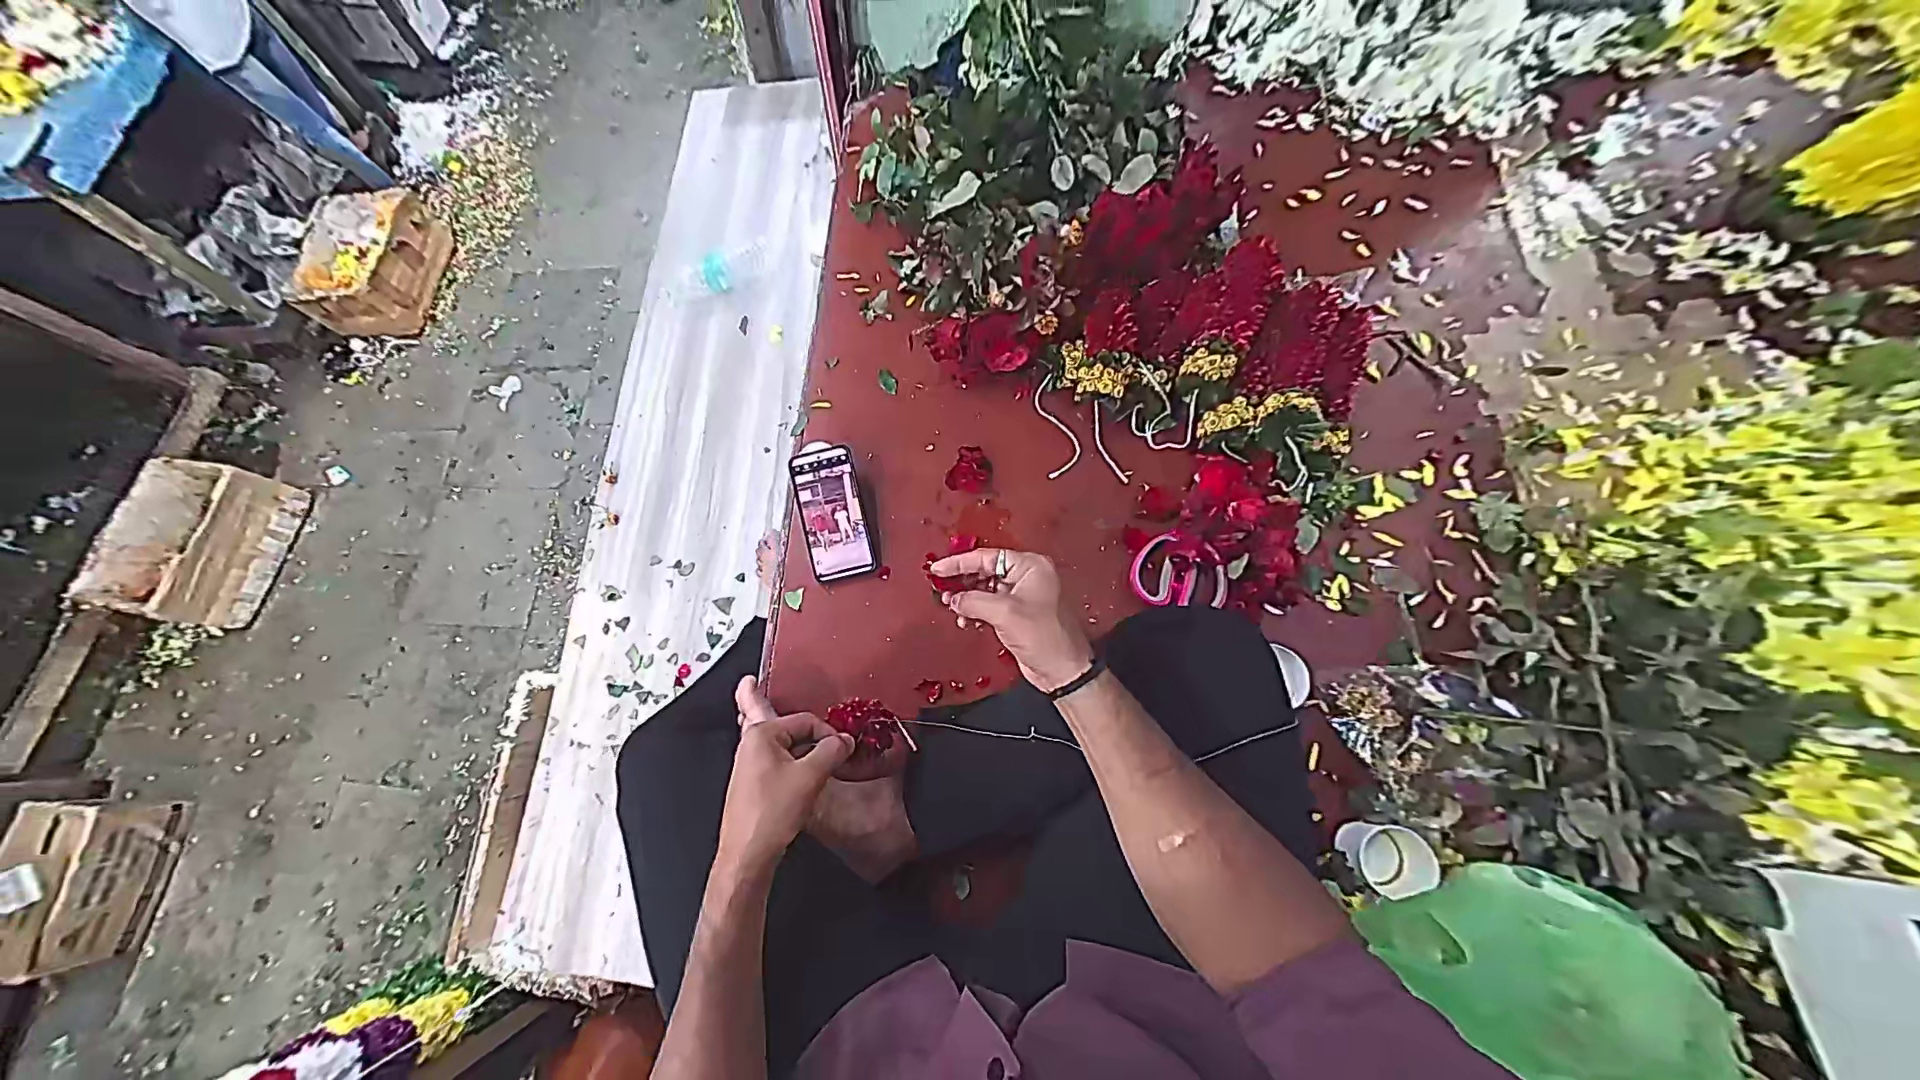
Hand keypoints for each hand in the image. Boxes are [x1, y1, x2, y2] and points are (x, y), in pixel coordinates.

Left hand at [715, 676, 853, 878]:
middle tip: (752, 684)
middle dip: (781, 711)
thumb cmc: (772, 813)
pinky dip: (790, 758)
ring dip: (795, 741)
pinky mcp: (753, 784)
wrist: (747, 855)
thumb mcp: (811, 776)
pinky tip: (796, 763)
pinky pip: (775, 760)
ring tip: (785, 724)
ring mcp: (750, 766)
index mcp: (761, 735)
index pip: (804, 720)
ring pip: (778, 742)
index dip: (828, 732)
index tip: (843, 746)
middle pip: (782, 723)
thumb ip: (832, 751)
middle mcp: (751, 746)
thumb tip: (844, 741)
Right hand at [928, 548, 1093, 692]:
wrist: (1062, 669)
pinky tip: (965, 618)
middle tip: (941, 588)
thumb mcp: (1004, 613)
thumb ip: (974, 601)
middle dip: (962, 581)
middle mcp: (1027, 576)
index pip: (988, 557)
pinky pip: (990, 604)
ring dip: (967, 597)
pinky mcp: (1017, 613)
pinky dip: (975, 610)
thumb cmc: (1044, 637)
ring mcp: (1022, 595)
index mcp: (1030, 566)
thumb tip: (954, 599)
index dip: (960, 563)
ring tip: (950, 605)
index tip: (939, 569)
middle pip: (986, 570)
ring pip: (985, 588)